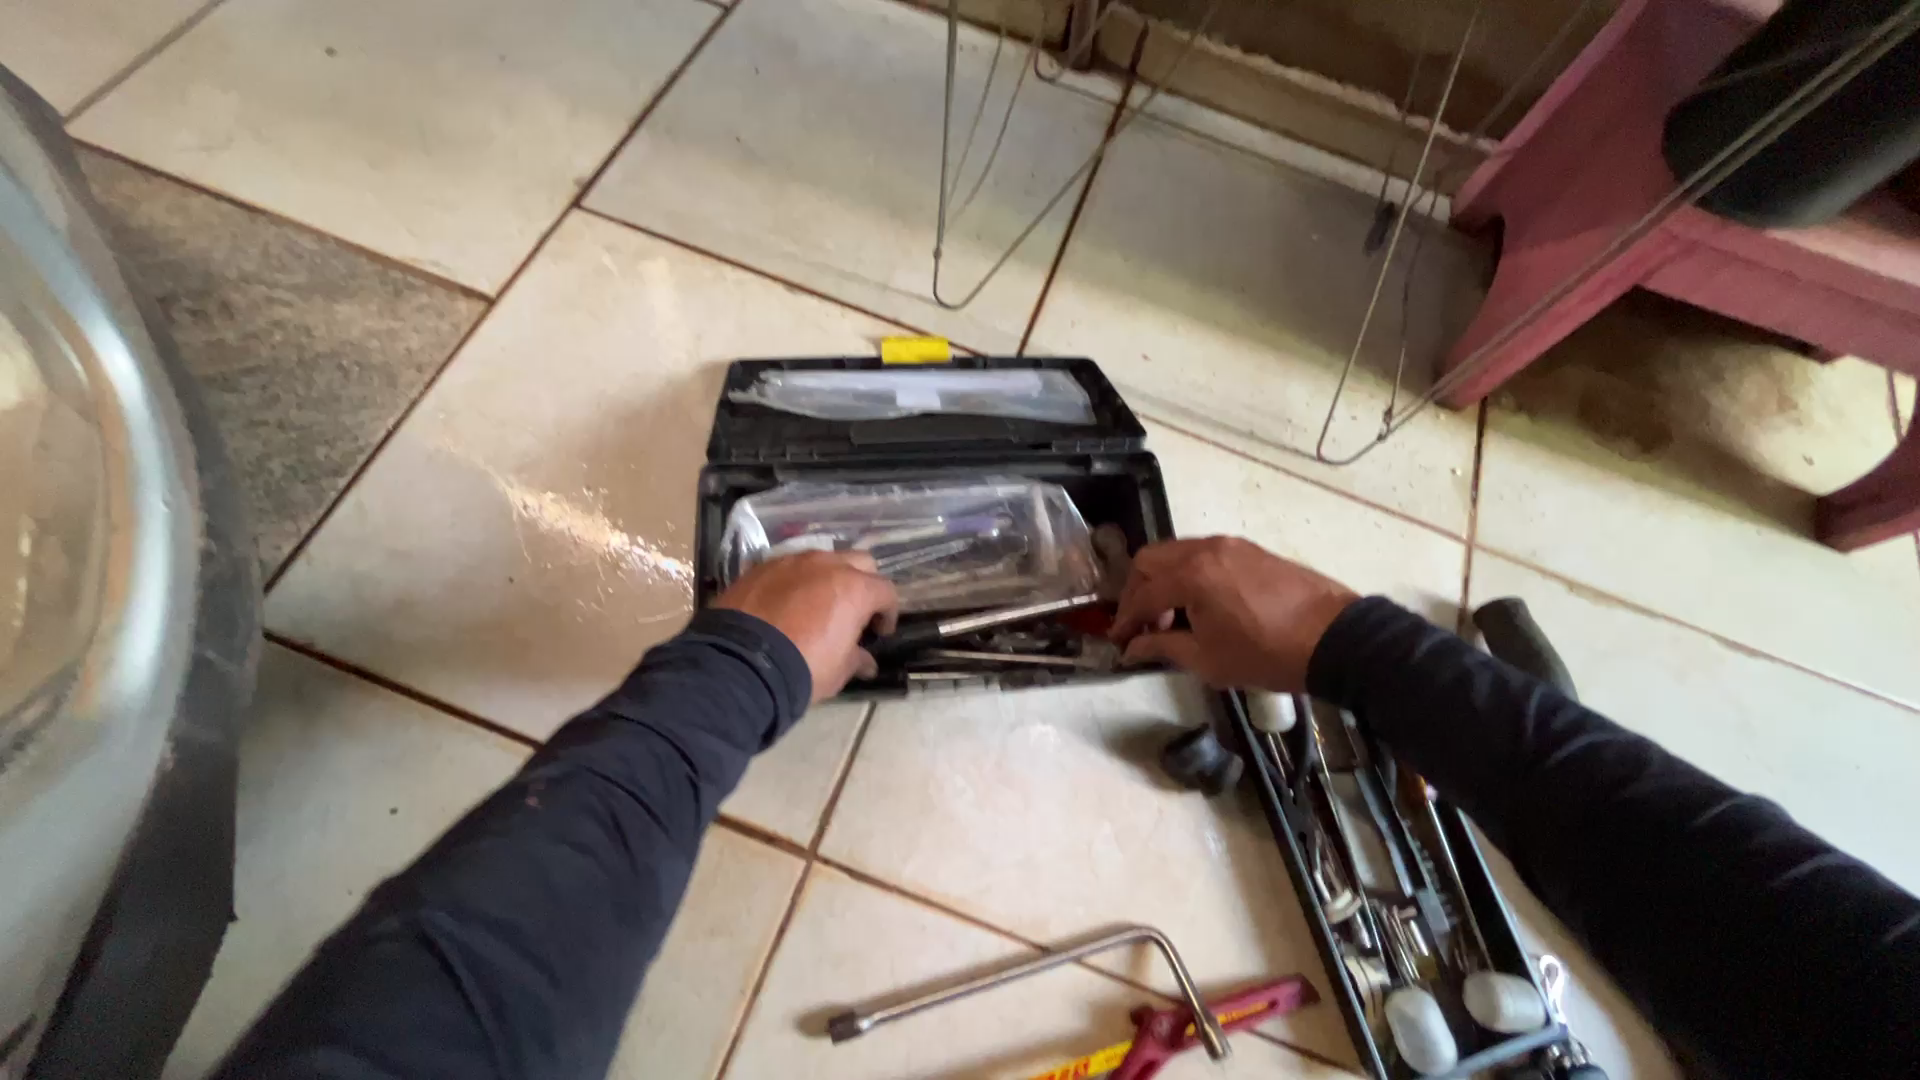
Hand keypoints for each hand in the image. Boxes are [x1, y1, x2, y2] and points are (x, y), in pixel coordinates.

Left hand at [715, 551, 899, 703]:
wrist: (739, 664)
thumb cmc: (802, 667)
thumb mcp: (838, 671)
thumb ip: (856, 660)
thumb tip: (865, 662)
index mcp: (855, 589)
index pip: (886, 591)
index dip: (887, 612)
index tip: (879, 632)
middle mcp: (827, 565)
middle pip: (860, 562)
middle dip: (863, 584)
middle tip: (854, 611)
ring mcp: (792, 562)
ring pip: (822, 559)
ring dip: (828, 578)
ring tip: (818, 604)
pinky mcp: (761, 567)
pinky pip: (789, 567)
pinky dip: (796, 581)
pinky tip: (786, 604)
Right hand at [1108, 536, 1358, 691]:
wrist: (1335, 639)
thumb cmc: (1266, 655)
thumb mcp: (1207, 659)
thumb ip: (1162, 647)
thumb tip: (1132, 647)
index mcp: (1190, 576)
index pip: (1142, 595)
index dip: (1125, 620)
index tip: (1118, 641)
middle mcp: (1204, 550)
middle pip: (1149, 559)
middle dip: (1137, 591)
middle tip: (1142, 623)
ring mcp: (1228, 545)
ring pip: (1175, 552)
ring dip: (1162, 580)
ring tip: (1171, 615)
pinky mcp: (1248, 549)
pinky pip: (1202, 554)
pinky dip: (1187, 573)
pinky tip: (1198, 603)